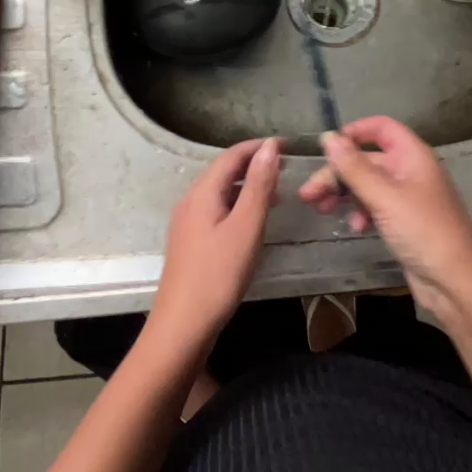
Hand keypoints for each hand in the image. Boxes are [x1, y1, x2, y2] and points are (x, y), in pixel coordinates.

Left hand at [148, 137, 282, 353]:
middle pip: (224, 170)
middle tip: (287, 169)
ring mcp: (188, 222)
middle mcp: (191, 200)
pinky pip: (217, 209)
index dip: (259, 147)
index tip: (288, 146)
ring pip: (221, 191)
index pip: (232, 155)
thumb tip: (269, 146)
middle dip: (255, 164)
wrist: (182, 326)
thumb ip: (258, 185)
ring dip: (248, 186)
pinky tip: (253, 222)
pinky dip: (239, 205)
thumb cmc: (218, 275)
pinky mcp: (190, 241)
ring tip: (277, 194)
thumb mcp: (246, 227)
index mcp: (203, 192)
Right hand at [299, 117, 471, 316]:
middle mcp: (410, 171)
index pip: (382, 127)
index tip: (327, 146)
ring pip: (368, 185)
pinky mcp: (404, 222)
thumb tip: (328, 137)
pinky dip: (361, 213)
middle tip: (308, 194)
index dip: (355, 131)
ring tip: (321, 210)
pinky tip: (355, 228)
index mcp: (412, 156)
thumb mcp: (384, 197)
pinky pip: (376, 207)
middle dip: (338, 173)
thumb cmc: (423, 231)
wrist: (455, 282)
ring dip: (344, 194)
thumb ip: (354, 167)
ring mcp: (408, 198)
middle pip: (368, 159)